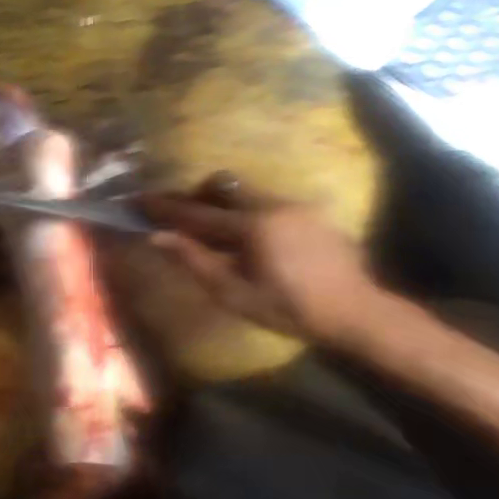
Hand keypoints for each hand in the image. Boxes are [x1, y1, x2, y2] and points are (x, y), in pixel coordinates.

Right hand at [141, 174, 384, 349]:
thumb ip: (195, 261)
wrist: (359, 313)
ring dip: (227, 204)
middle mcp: (271, 205)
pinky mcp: (311, 211)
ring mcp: (294, 204)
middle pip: (223, 184)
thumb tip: (158, 237)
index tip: (139, 199)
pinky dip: (251, 213)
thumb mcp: (236, 294)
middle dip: (199, 196)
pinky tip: (258, 242)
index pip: (196, 212)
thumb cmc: (291, 310)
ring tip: (223, 233)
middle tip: (186, 217)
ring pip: (247, 191)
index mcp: (251, 226)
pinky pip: (268, 202)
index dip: (165, 207)